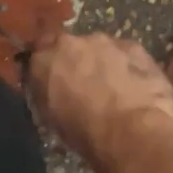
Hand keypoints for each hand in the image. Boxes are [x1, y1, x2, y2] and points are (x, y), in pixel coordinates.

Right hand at [28, 31, 172, 165]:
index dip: (46, 65)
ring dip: (102, 63)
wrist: (131, 129)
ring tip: (113, 90)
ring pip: (100, 49)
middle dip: (75, 61)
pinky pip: (126, 55)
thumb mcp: (51, 119)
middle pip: (70, 47)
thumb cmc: (83, 131)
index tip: (50, 78)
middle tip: (83, 85)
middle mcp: (71, 43)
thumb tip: (50, 91)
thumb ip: (46, 95)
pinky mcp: (135, 46)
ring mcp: (105, 41)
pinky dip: (127, 67)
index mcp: (43, 59)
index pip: (37, 53)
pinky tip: (135, 88)